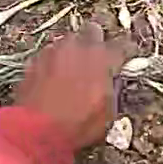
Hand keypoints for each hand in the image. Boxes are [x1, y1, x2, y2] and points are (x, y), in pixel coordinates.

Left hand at [15, 24, 128, 150]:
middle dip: (97, 42)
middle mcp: (79, 47)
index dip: (127, 53)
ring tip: (74, 69)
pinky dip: (55, 61)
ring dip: (74, 51)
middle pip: (93, 31)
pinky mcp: (35, 60)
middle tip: (98, 58)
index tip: (127, 59)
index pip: (123, 45)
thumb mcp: (109, 114)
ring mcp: (55, 51)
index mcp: (103, 58)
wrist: (35, 132)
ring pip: (69, 40)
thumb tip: (114, 82)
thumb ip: (114, 90)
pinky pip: (50, 53)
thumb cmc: (77, 125)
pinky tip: (54, 77)